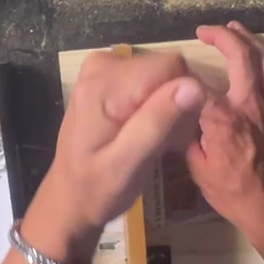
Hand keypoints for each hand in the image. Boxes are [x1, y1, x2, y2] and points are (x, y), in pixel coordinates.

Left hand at [23, 51, 204, 263]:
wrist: (69, 198)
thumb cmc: (98, 189)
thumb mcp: (129, 165)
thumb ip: (158, 122)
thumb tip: (194, 85)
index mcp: (104, 86)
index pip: (170, 67)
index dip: (185, 98)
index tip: (178, 134)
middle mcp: (102, 66)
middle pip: (166, 68)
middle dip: (176, 103)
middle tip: (166, 143)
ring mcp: (102, 68)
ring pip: (162, 73)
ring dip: (168, 106)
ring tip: (156, 141)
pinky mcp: (107, 75)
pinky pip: (149, 78)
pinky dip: (156, 103)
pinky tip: (147, 130)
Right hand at [185, 23, 263, 241]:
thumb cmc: (231, 192)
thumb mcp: (196, 166)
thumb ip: (187, 135)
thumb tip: (176, 115)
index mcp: (223, 117)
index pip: (199, 83)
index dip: (184, 73)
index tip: (175, 70)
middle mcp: (251, 105)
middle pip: (243, 57)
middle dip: (225, 37)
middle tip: (209, 31)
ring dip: (256, 42)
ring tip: (240, 30)